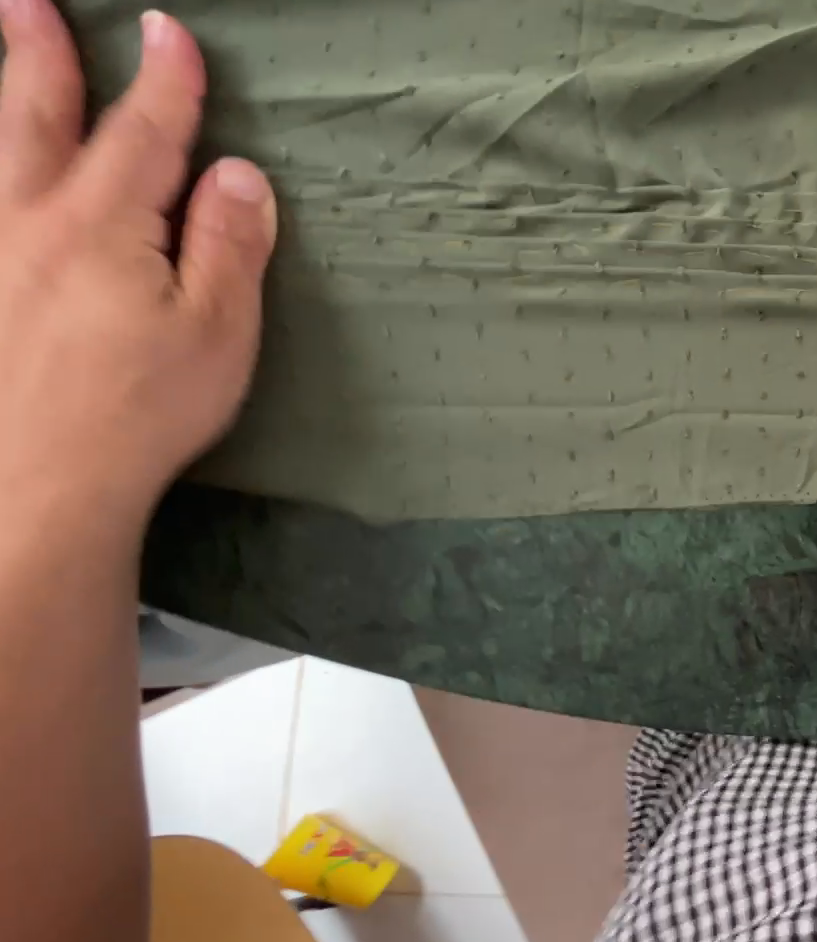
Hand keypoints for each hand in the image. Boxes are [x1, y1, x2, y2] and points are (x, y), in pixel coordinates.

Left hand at [0, 0, 275, 529]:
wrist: (36, 469)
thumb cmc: (151, 402)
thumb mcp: (219, 328)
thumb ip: (227, 246)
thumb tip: (240, 174)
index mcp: (105, 229)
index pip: (144, 139)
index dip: (164, 86)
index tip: (171, 34)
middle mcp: (25, 216)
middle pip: (34, 118)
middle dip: (41, 56)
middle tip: (31, 2)